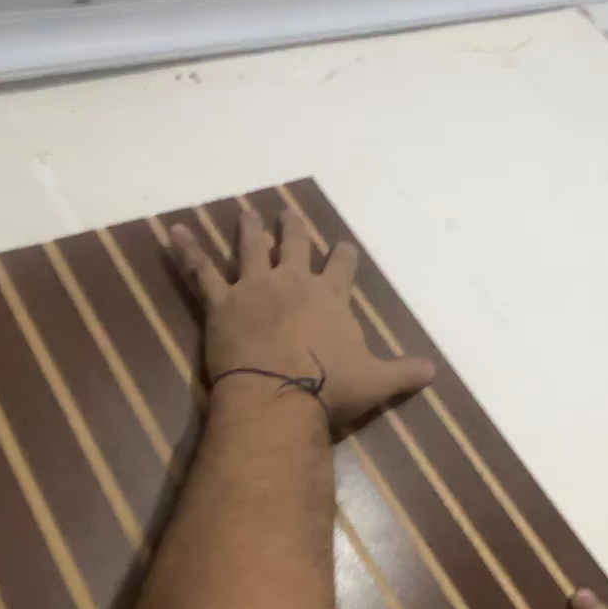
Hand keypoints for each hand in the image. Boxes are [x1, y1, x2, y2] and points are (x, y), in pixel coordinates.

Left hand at [170, 209, 434, 426]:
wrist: (278, 396)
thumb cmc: (329, 388)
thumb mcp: (375, 382)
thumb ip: (404, 372)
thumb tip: (434, 370)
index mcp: (330, 295)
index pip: (340, 265)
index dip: (342, 254)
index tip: (342, 246)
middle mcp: (293, 281)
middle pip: (294, 245)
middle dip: (292, 227)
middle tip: (288, 212)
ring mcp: (255, 288)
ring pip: (250, 249)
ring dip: (249, 230)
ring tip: (246, 215)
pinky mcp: (221, 303)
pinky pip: (200, 272)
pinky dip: (186, 251)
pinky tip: (173, 231)